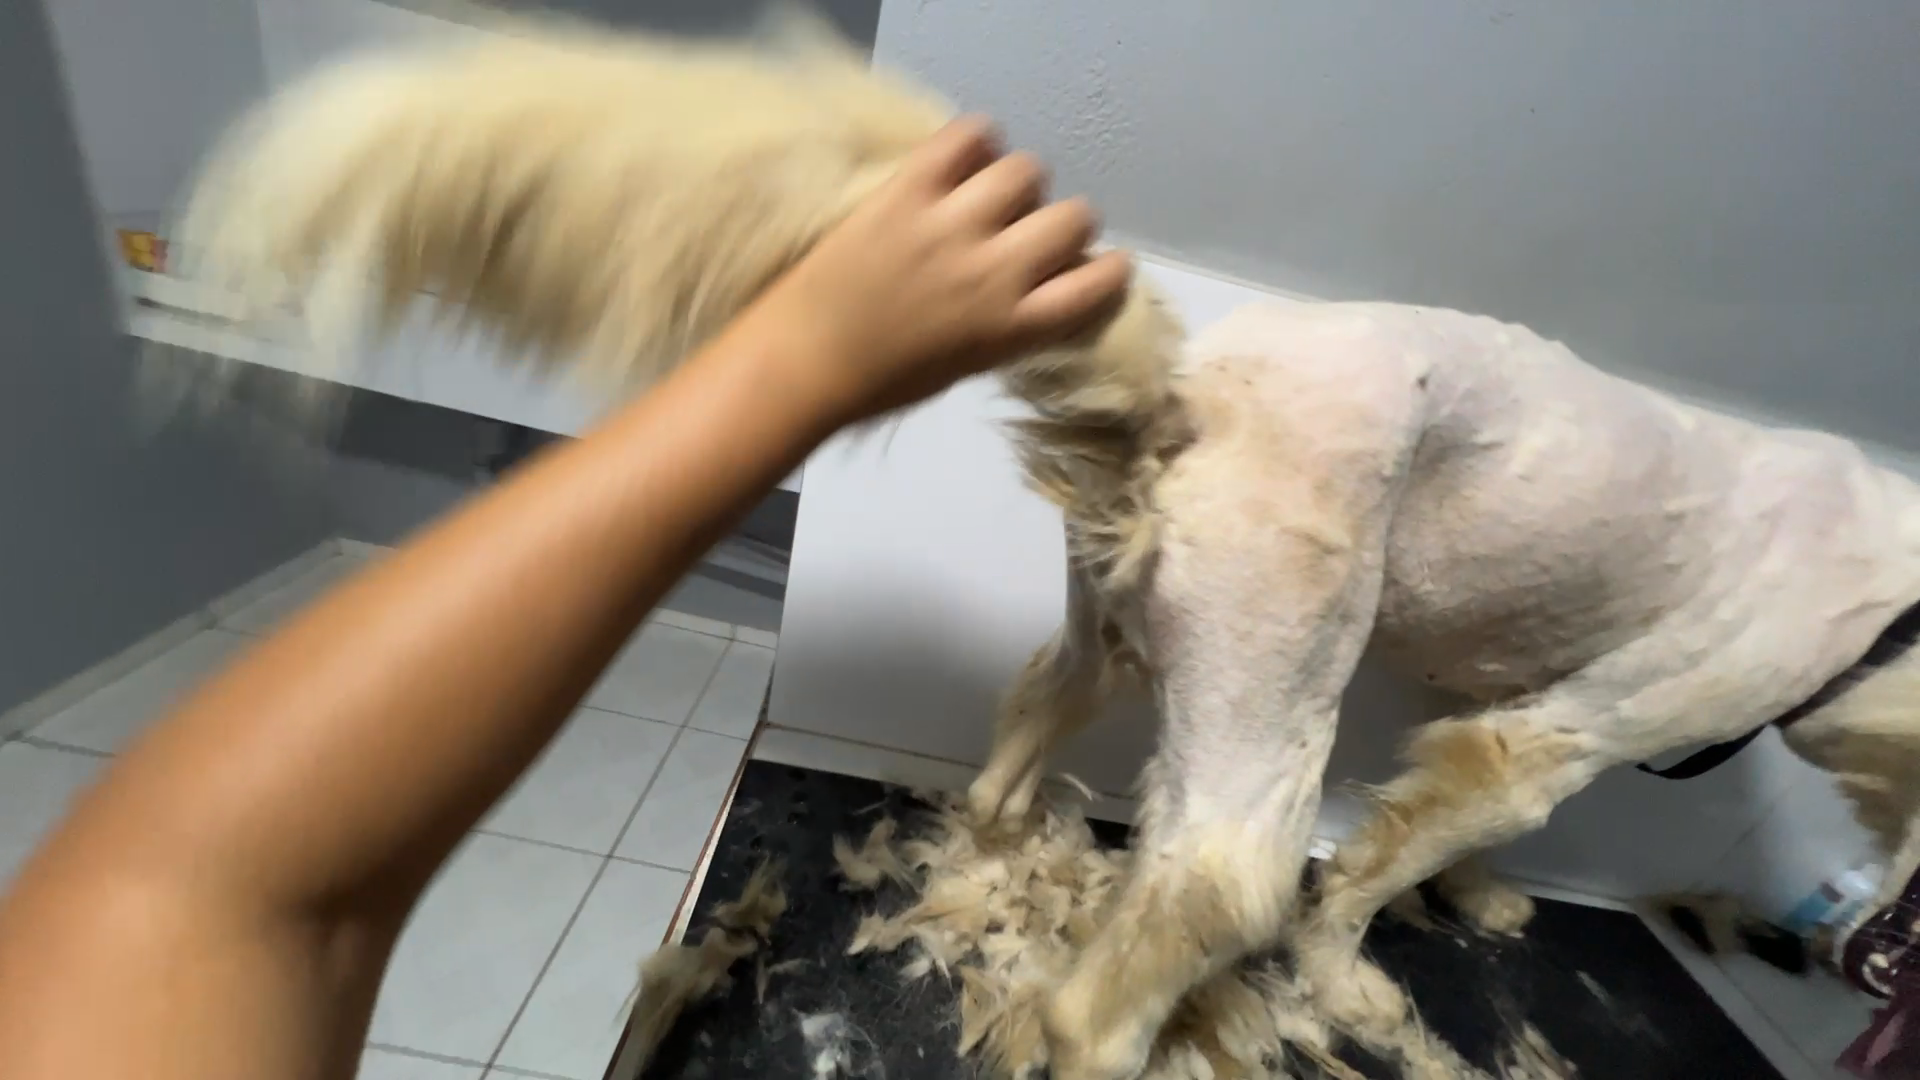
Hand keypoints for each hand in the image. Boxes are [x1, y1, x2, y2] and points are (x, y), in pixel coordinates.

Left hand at [735, 115, 1133, 424]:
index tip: (1094, 267)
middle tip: (1030, 234)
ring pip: (1027, 171)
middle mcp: (995, 272)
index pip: (1096, 283)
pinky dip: (975, 143)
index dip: (1107, 271)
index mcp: (1012, 327)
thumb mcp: (967, 366)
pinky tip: (962, 164)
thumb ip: (1011, 327)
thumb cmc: (884, 382)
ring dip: (1018, 185)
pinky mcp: (909, 190)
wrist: (807, 362)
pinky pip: (968, 136)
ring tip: (989, 198)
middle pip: (1074, 217)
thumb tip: (1037, 292)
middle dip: (1063, 226)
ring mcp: (951, 226)